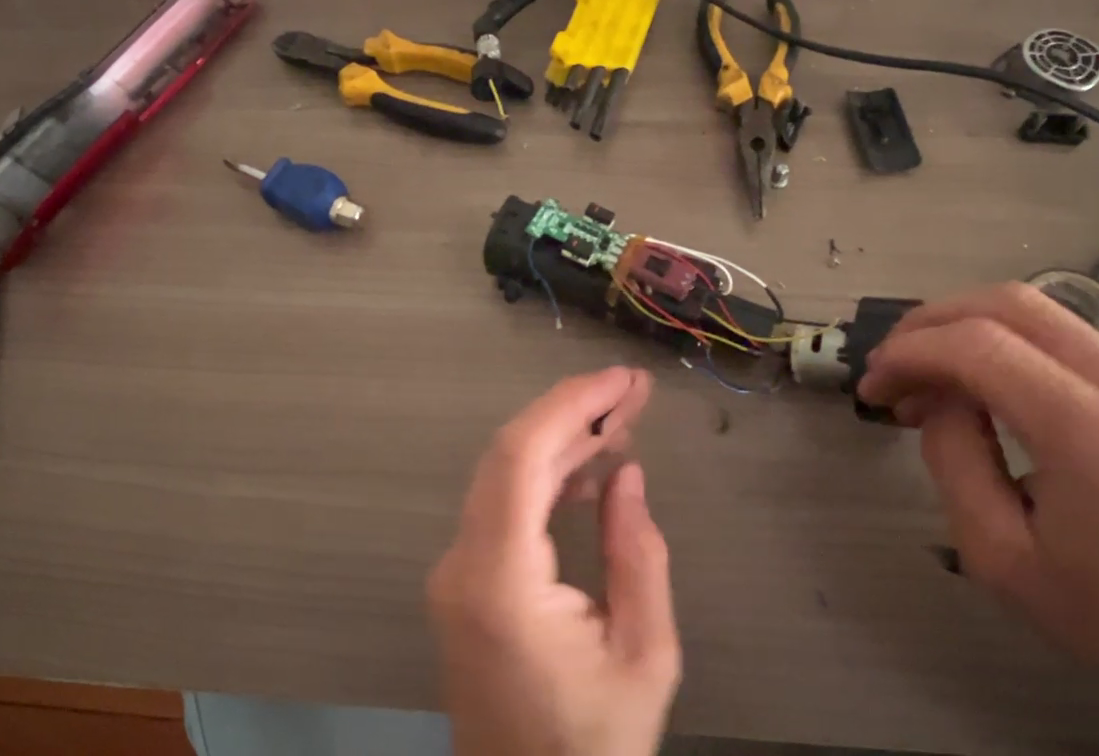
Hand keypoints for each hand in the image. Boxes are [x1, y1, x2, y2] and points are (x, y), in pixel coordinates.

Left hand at [428, 367, 679, 755]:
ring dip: (560, 441)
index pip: (520, 458)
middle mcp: (461, 566)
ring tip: (623, 417)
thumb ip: (636, 556)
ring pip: (503, 478)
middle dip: (572, 412)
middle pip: (508, 457)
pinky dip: (544, 478)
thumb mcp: (643, 654)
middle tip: (633, 389)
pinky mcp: (464, 585)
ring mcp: (455, 575)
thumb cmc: (593, 742)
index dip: (569, 404)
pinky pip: (502, 509)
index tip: (620, 379)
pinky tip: (589, 467)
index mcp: (499, 582)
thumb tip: (625, 476)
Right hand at [858, 283, 1098, 755]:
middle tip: (891, 367)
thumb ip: (954, 462)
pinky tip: (982, 392)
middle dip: (932, 322)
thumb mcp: (1001, 558)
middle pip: (1012, 305)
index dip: (911, 352)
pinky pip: (1067, 343)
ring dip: (967, 332)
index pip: (982, 347)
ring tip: (929, 383)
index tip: (874, 384)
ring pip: (1040, 313)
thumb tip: (938, 401)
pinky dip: (1006, 349)